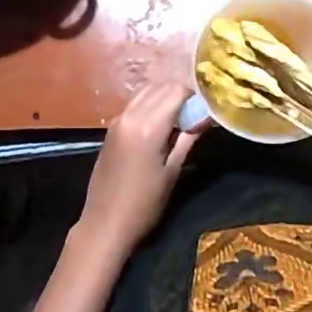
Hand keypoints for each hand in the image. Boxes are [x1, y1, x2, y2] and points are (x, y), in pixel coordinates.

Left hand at [76, 83, 203, 253]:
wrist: (104, 224)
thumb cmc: (144, 204)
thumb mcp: (172, 171)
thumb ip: (188, 138)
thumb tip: (207, 116)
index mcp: (149, 126)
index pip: (176, 91)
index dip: (194, 97)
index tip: (204, 112)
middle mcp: (130, 115)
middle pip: (161, 87)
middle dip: (180, 95)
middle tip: (194, 116)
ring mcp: (117, 120)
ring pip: (146, 92)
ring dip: (164, 98)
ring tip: (178, 121)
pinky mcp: (110, 128)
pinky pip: (135, 104)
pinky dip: (150, 105)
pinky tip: (159, 127)